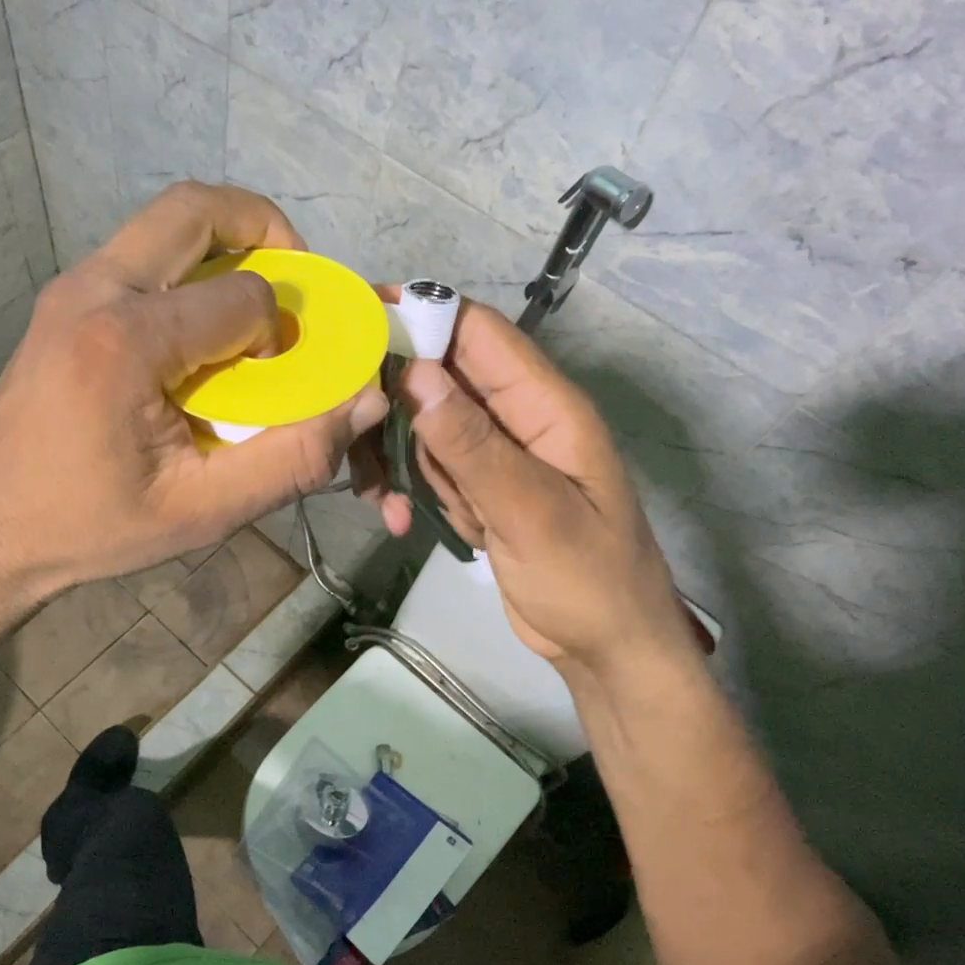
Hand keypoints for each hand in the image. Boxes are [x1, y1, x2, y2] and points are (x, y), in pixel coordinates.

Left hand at [0, 182, 387, 608]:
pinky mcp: (59, 304)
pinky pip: (138, 258)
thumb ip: (289, 462)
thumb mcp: (199, 513)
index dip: (282, 328)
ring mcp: (67, 290)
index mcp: (125, 342)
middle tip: (294, 283)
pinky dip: (185, 273)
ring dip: (222, 248)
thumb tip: (360, 407)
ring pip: (162, 226)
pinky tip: (197, 338)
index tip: (285, 375)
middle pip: (194, 208)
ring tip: (250, 312)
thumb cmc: (89, 530)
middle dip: (264, 229)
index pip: (241, 294)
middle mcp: (91, 292)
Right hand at [385, 296, 689, 668]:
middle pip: (443, 377)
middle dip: (400, 408)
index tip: (355, 324)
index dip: (421, 315)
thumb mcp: (529, 511)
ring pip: (430, 427)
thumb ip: (470, 444)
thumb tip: (414, 372)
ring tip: (405, 505)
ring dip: (409, 460)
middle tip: (363, 447)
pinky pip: (436, 467)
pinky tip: (422, 523)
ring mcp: (500, 455)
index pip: (479, 334)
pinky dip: (421, 490)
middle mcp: (521, 418)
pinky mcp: (484, 488)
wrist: (609, 649)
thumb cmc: (586, 580)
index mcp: (547, 406)